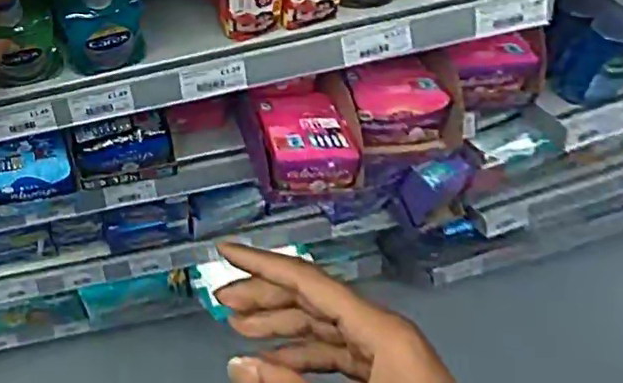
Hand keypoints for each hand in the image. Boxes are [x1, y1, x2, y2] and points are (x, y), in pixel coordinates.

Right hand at [215, 242, 453, 382]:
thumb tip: (240, 364)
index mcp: (384, 331)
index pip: (308, 279)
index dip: (260, 263)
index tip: (225, 251)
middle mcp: (390, 334)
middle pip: (314, 299)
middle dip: (265, 298)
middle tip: (224, 302)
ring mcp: (397, 358)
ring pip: (326, 326)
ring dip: (282, 326)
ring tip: (243, 331)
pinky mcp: (398, 381)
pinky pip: (342, 354)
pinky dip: (307, 354)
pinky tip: (281, 362)